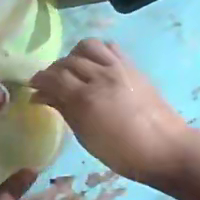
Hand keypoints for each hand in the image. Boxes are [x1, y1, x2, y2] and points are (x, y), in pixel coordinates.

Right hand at [30, 39, 192, 185]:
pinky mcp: (132, 66)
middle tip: (50, 83)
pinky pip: (109, 47)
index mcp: (86, 98)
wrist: (165, 148)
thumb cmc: (123, 153)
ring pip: (87, 46)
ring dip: (74, 56)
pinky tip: (95, 65)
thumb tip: (42, 96)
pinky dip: (96, 52)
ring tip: (74, 71)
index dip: (40, 79)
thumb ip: (65, 111)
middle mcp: (100, 76)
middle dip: (54, 70)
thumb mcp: (87, 137)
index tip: (33, 86)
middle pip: (68, 61)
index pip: (54, 77)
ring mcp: (119, 68)